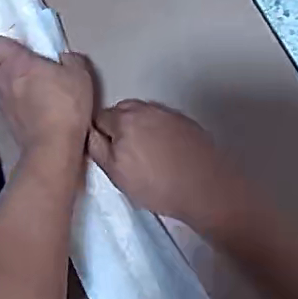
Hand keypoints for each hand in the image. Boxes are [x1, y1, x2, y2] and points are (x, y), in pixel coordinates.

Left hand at [0, 36, 95, 161]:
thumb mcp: (79, 76)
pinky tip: (16, 96)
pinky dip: (1, 94)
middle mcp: (1, 78)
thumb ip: (71, 60)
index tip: (11, 42)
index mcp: (16, 62)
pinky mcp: (3, 118)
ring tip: (8, 75)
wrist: (52, 147)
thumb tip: (64, 58)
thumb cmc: (65, 106)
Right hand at [88, 99, 245, 230]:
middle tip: (128, 155)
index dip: (101, 136)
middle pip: (120, 111)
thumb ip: (96, 148)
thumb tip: (89, 132)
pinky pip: (162, 120)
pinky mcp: (186, 121)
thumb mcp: (117, 174)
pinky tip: (166, 152)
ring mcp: (167, 112)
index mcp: (123, 118)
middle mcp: (144, 108)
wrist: (208, 190)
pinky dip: (159, 131)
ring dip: (139, 127)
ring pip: (142, 114)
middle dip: (119, 128)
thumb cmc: (158, 186)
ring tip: (149, 155)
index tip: (110, 153)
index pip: (98, 117)